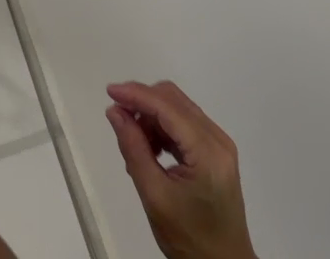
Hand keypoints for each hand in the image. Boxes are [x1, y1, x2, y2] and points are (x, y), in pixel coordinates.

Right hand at [105, 81, 256, 258]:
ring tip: (135, 145)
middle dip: (143, 103)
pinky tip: (150, 150)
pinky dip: (162, 129)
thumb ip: (134, 149)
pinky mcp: (215, 153)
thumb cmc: (189, 237)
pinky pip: (184, 125)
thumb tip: (115, 112)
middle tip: (119, 121)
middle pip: (174, 100)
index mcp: (208, 152)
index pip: (168, 108)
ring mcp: (219, 145)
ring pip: (178, 109)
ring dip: (151, 117)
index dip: (137, 94)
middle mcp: (218, 140)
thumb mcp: (155, 196)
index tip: (109, 91)